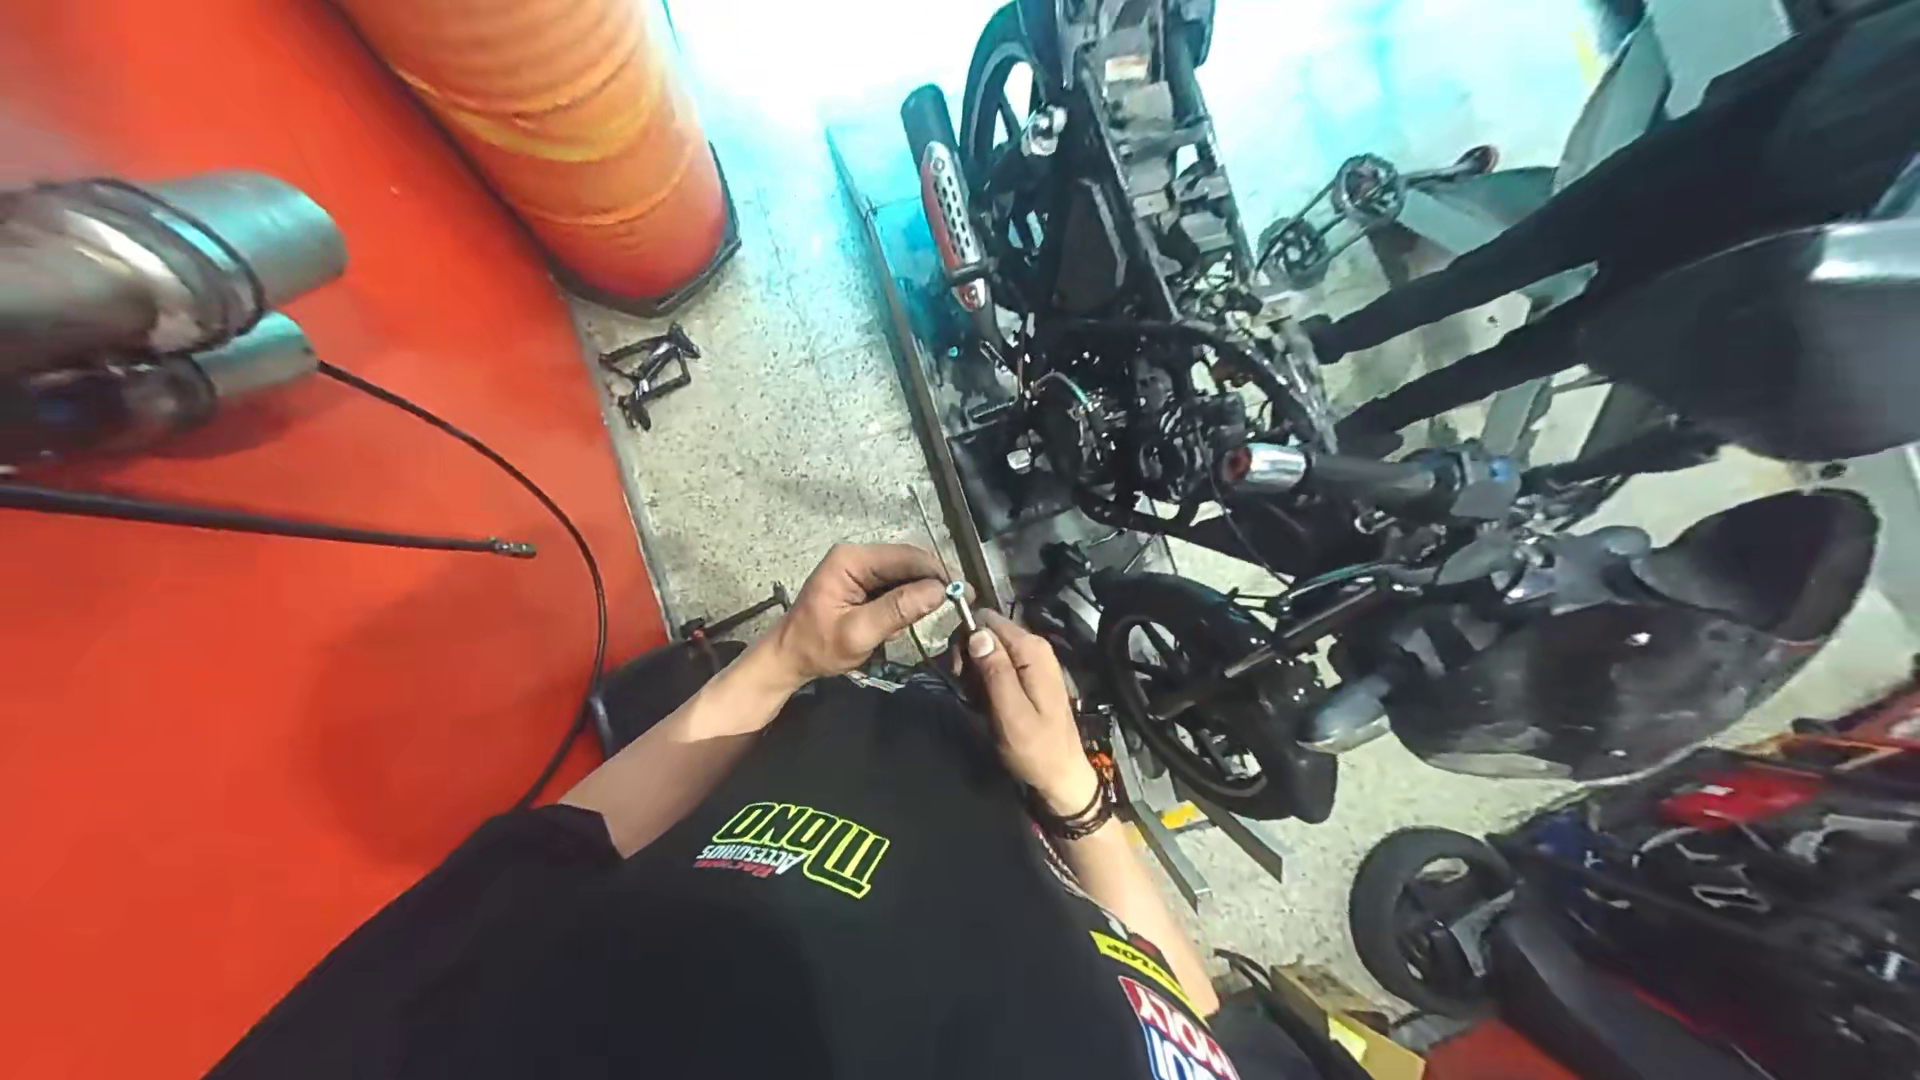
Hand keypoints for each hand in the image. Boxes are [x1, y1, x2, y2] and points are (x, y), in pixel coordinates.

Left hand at [766, 544, 948, 689]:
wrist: (788, 659)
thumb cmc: (817, 647)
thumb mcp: (858, 632)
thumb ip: (898, 609)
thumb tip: (939, 591)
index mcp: (851, 560)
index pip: (906, 557)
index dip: (937, 572)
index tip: (964, 592)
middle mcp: (857, 555)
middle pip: (908, 561)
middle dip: (933, 581)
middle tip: (961, 601)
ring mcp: (860, 567)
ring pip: (906, 572)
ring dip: (922, 591)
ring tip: (940, 609)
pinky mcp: (864, 581)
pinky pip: (896, 583)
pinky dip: (909, 598)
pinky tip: (914, 614)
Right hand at [964, 610, 1100, 815]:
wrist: (1061, 775)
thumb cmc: (1036, 749)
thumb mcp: (1011, 713)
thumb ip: (995, 670)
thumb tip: (977, 632)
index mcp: (1032, 649)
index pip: (986, 619)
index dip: (966, 641)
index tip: (961, 672)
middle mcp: (1034, 645)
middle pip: (986, 631)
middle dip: (969, 657)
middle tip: (968, 691)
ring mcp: (1032, 658)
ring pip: (988, 648)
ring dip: (975, 672)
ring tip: (978, 700)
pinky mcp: (1028, 672)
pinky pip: (996, 663)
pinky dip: (985, 680)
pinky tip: (987, 702)